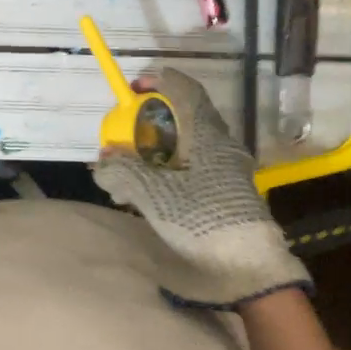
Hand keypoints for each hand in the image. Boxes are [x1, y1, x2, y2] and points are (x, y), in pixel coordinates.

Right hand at [92, 68, 310, 307]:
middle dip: (147, 124)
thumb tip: (104, 161)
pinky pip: (188, 173)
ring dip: (152, 155)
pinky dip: (163, 176)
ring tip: (124, 176)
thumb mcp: (154, 194)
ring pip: (183, 149)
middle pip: (182, 120)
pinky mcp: (222, 196)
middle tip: (121, 138)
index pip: (187, 91)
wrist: (245, 268)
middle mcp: (219, 147)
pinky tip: (142, 198)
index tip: (134, 88)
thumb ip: (124, 171)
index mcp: (208, 135)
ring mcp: (224, 173)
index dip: (160, 81)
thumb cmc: (203, 220)